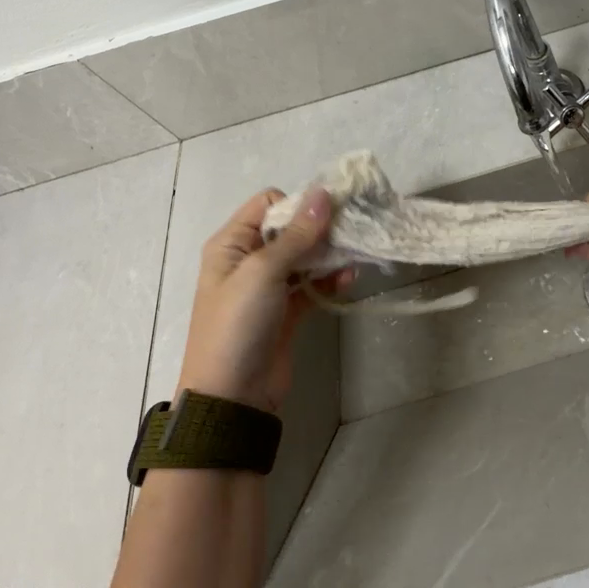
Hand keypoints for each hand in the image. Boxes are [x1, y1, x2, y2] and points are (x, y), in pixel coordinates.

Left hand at [176, 188, 353, 413]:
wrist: (232, 396)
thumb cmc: (238, 325)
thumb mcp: (264, 272)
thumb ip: (298, 234)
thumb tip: (323, 193)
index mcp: (232, 244)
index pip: (270, 204)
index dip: (299, 204)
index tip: (330, 213)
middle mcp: (250, 259)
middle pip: (292, 228)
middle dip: (322, 227)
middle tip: (354, 229)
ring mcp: (270, 286)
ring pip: (307, 255)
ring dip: (331, 253)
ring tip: (357, 254)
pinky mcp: (288, 309)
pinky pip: (314, 283)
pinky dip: (331, 278)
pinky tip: (350, 279)